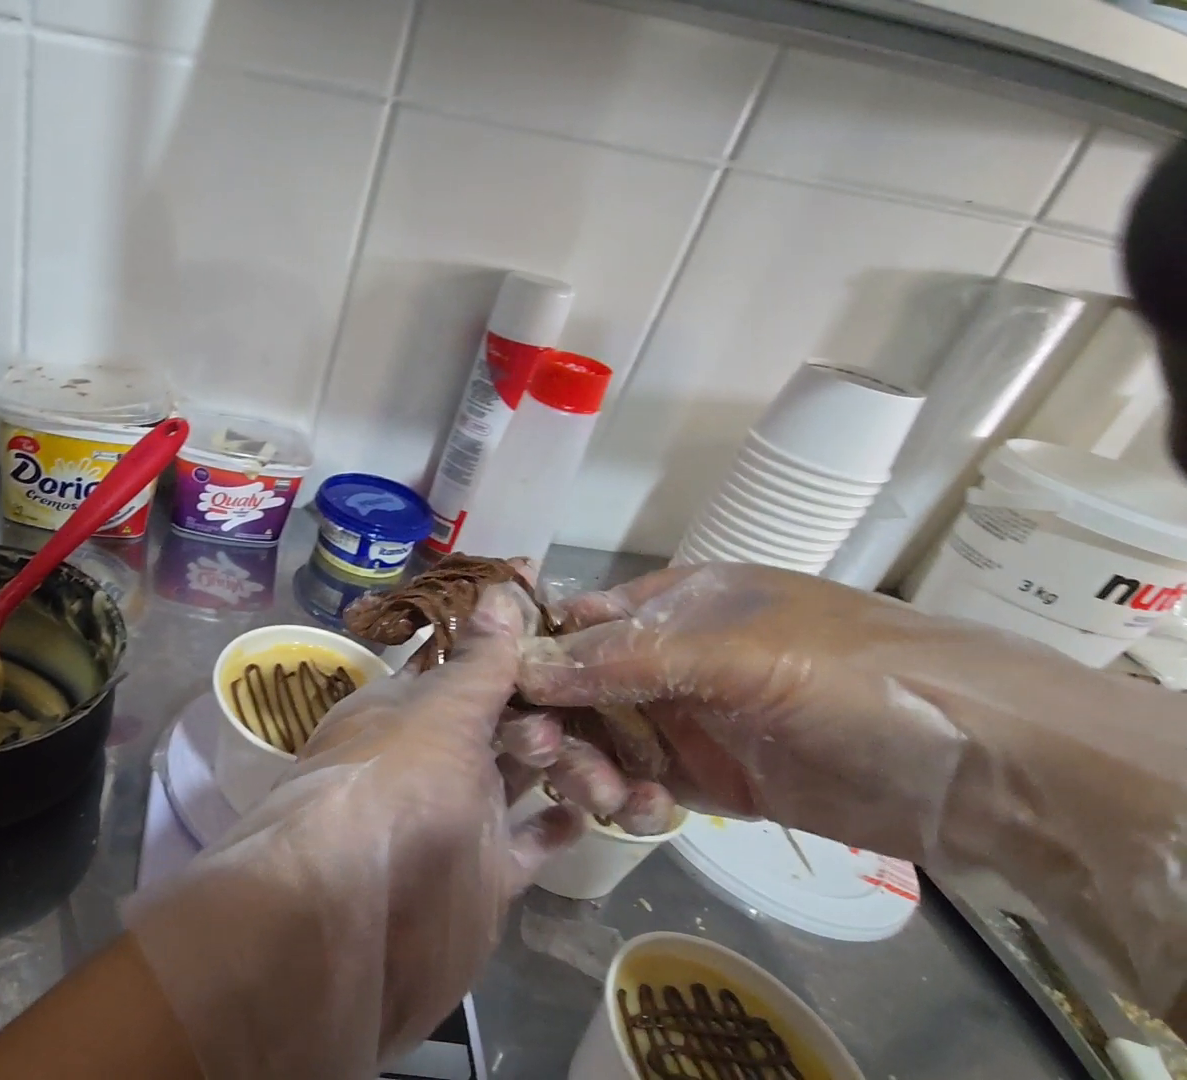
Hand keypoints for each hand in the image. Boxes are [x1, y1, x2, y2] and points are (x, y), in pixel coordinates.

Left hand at [124, 584, 566, 1078]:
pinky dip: (559, 825)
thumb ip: (477, 661)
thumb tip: (499, 589)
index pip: (465, 671)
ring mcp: (453, 816)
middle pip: (498, 723)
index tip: (577, 638)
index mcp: (403, 708)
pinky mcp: (481, 874)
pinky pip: (528, 842)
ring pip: (519, 778)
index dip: (516, 655)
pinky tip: (597, 806)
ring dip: (565, 765)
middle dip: (549, 713)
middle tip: (602, 710)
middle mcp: (426, 758)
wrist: (356, 913)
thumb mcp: (438, 709)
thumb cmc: (393, 785)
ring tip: (619, 758)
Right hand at [513, 562, 1186, 1025]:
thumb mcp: (733, 652)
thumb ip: (625, 657)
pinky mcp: (710, 778)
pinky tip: (641, 813)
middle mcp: (668, 659)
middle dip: (555, 721)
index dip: (529, 653)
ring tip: (601, 796)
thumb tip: (523, 668)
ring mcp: (688, 720)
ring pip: (602, 741)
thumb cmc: (852, 676)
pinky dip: (628, 801)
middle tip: (545, 758)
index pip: (574, 621)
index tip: (490, 692)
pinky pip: (640, 786)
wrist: (982, 766)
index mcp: (670, 604)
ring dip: (587, 766)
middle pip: (578, 688)